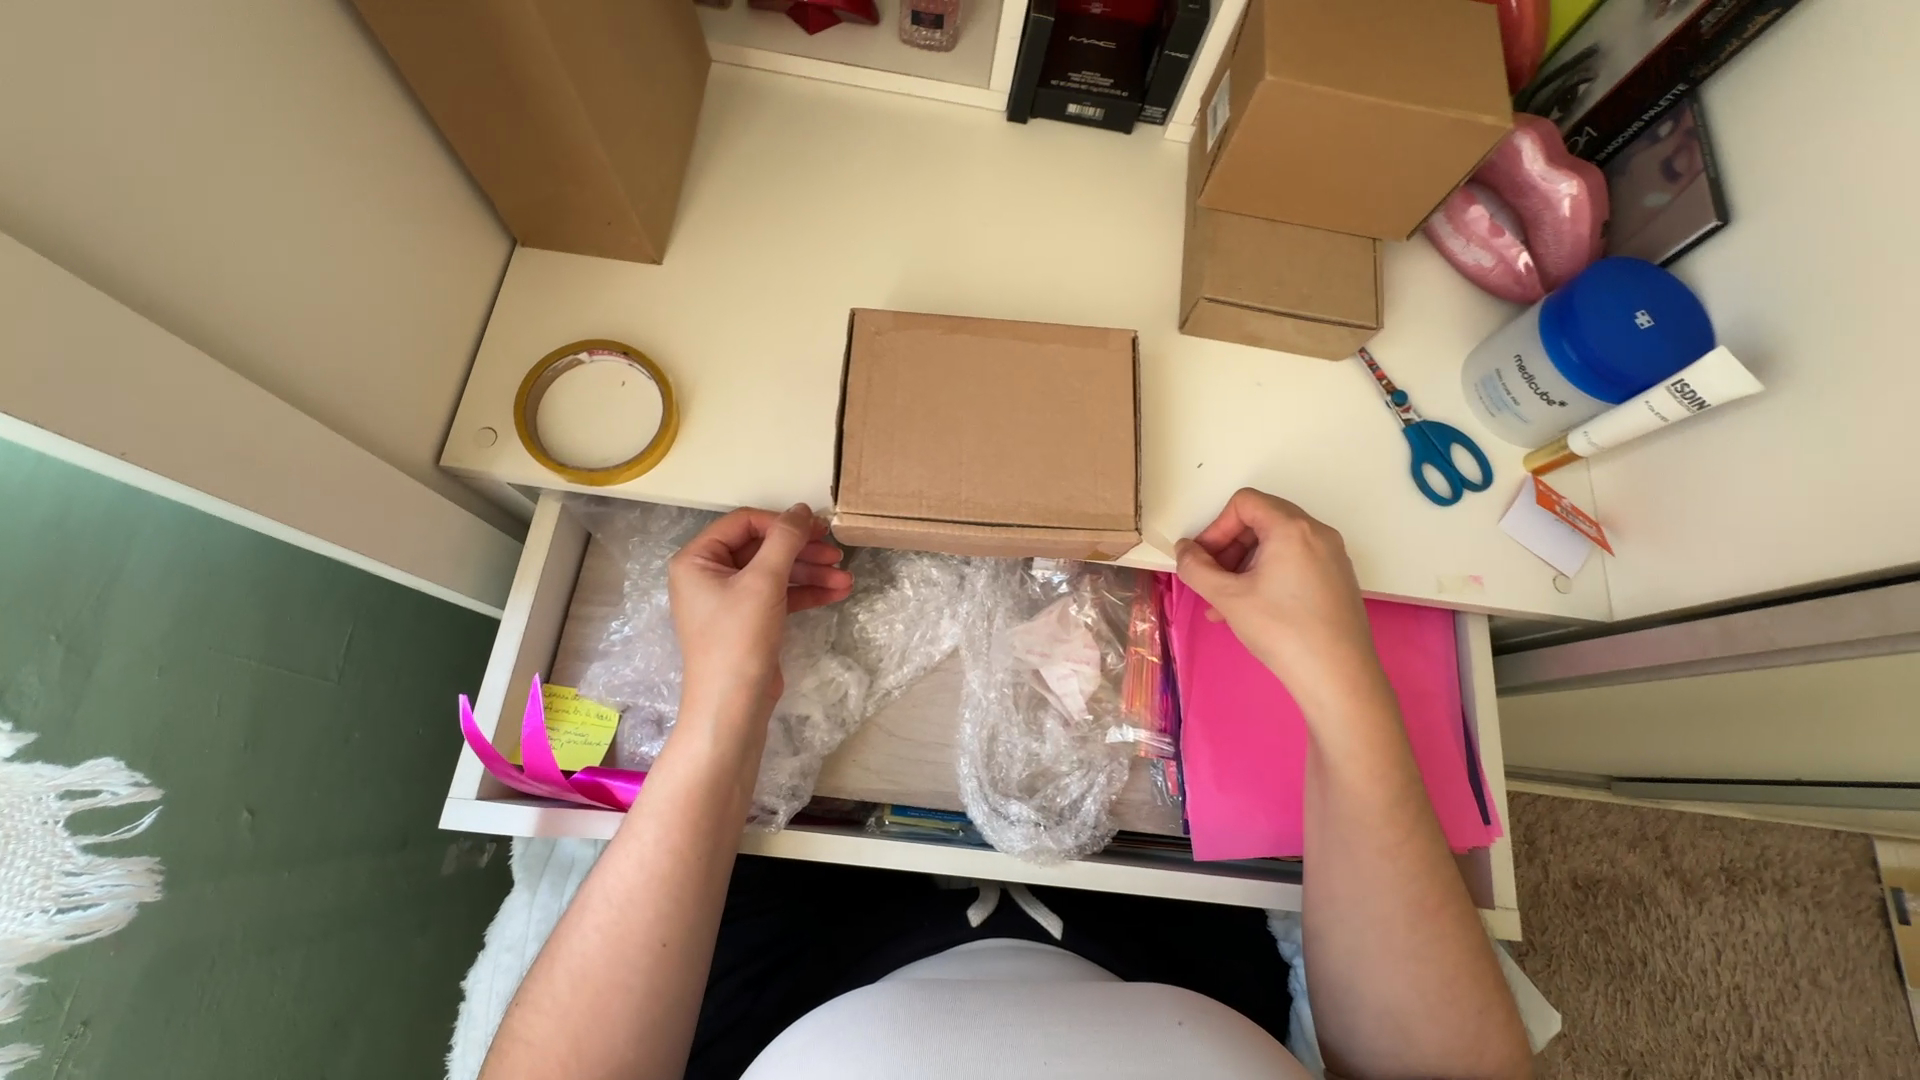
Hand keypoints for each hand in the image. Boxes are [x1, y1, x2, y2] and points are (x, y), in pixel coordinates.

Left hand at [668, 504, 852, 719]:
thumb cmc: (738, 639)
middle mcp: (709, 575)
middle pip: (763, 548)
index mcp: (697, 559)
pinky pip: (779, 595)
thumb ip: (785, 540)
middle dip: (803, 552)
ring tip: (845, 579)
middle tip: (836, 554)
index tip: (817, 529)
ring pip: (775, 573)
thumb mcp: (764, 581)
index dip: (782, 523)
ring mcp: (729, 599)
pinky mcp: (748, 621)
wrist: (733, 705)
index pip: (744, 523)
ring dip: (811, 574)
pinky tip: (835, 593)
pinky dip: (805, 593)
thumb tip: (802, 510)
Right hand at [1174, 488, 1383, 708]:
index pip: (1244, 503)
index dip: (1215, 527)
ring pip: (1276, 545)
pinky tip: (1253, 610)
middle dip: (1228, 547)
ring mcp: (1332, 557)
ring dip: (1244, 565)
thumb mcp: (1226, 597)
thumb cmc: (1280, 629)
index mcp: (1292, 528)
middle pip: (1261, 520)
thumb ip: (1196, 568)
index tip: (1203, 560)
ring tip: (1225, 603)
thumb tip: (1184, 550)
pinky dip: (1268, 575)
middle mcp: (1317, 533)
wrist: (1337, 676)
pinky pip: (1294, 563)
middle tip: (1211, 580)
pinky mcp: (1338, 579)